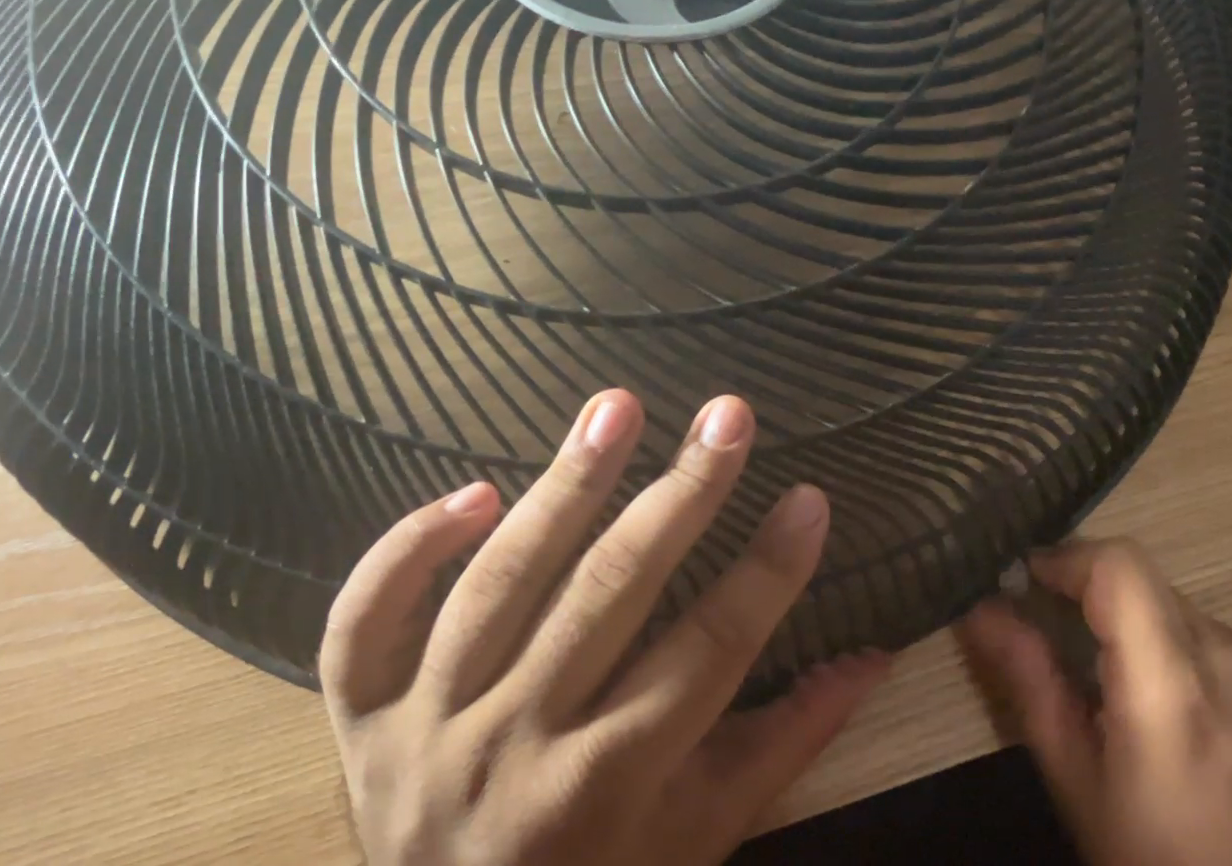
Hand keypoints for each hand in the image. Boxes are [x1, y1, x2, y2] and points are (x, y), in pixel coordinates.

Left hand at [320, 390, 889, 865]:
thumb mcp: (707, 828)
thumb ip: (790, 738)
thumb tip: (873, 657)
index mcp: (610, 785)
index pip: (709, 653)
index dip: (767, 571)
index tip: (810, 497)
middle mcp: (514, 748)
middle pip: (608, 595)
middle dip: (681, 497)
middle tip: (728, 416)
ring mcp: (424, 728)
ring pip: (499, 586)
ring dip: (565, 488)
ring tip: (616, 408)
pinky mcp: (359, 716)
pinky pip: (366, 622)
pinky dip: (409, 550)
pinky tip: (475, 491)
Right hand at [960, 539, 1231, 865]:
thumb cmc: (1156, 862)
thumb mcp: (1077, 782)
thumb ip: (1030, 682)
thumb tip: (980, 610)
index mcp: (1172, 687)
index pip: (1119, 567)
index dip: (1067, 558)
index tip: (1028, 582)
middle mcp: (1229, 657)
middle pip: (1144, 584)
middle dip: (1091, 598)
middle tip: (1057, 647)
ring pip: (1176, 609)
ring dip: (1134, 627)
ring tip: (1115, 695)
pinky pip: (1213, 638)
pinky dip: (1175, 651)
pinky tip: (1172, 716)